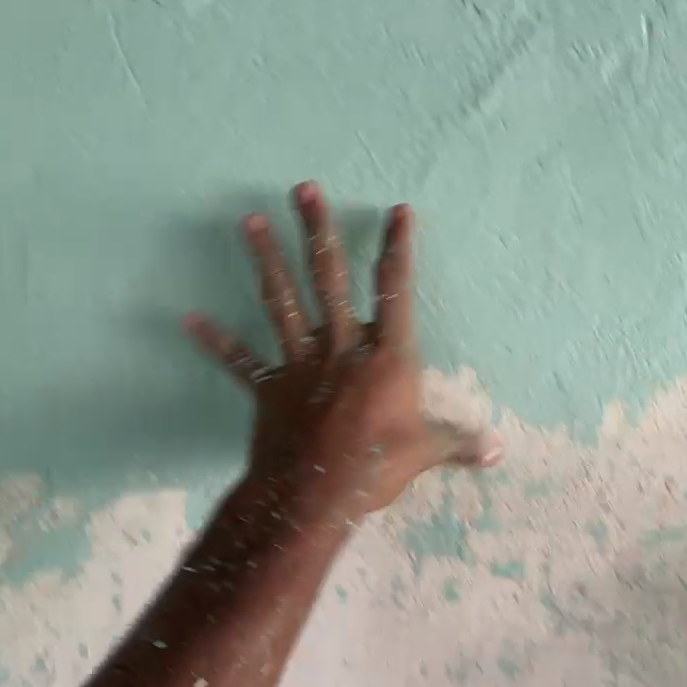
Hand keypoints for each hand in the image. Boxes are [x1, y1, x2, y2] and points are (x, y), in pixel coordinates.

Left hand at [184, 182, 501, 525]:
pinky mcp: (270, 389)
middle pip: (329, 279)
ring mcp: (301, 364)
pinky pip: (241, 362)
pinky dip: (217, 342)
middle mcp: (342, 347)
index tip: (398, 210)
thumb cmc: (375, 467)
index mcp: (386, 356)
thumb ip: (459, 444)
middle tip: (304, 189)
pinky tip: (189, 320)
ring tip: (250, 221)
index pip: (396, 291)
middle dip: (319, 232)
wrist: (311, 497)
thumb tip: (497, 453)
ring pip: (282, 303)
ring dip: (267, 261)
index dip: (398, 248)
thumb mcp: (426, 452)